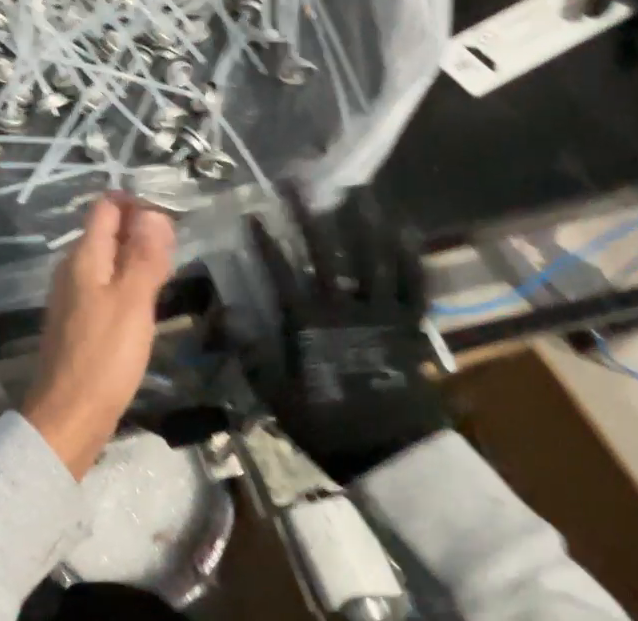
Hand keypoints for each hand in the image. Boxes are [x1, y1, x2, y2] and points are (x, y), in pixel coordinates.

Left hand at [23, 196, 174, 479]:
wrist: (69, 416)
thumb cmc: (104, 356)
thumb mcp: (132, 300)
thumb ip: (144, 255)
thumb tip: (154, 212)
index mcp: (83, 257)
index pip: (105, 208)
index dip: (136, 204)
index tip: (170, 216)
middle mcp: (72, 269)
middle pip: (105, 232)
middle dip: (139, 229)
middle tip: (177, 243)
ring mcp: (72, 296)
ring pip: (106, 260)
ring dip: (135, 257)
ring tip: (169, 268)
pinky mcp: (78, 322)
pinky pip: (105, 286)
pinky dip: (127, 283)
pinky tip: (146, 301)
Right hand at [251, 189, 446, 483]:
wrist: (393, 453)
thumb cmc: (328, 424)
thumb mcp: (276, 396)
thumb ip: (250, 353)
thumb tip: (224, 313)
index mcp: (308, 323)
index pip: (281, 271)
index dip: (266, 241)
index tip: (253, 214)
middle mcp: (343, 307)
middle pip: (324, 251)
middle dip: (308, 214)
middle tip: (297, 183)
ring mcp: (380, 311)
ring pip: (372, 256)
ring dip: (362, 221)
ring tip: (355, 191)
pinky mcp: (409, 323)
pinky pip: (412, 282)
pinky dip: (409, 255)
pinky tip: (403, 230)